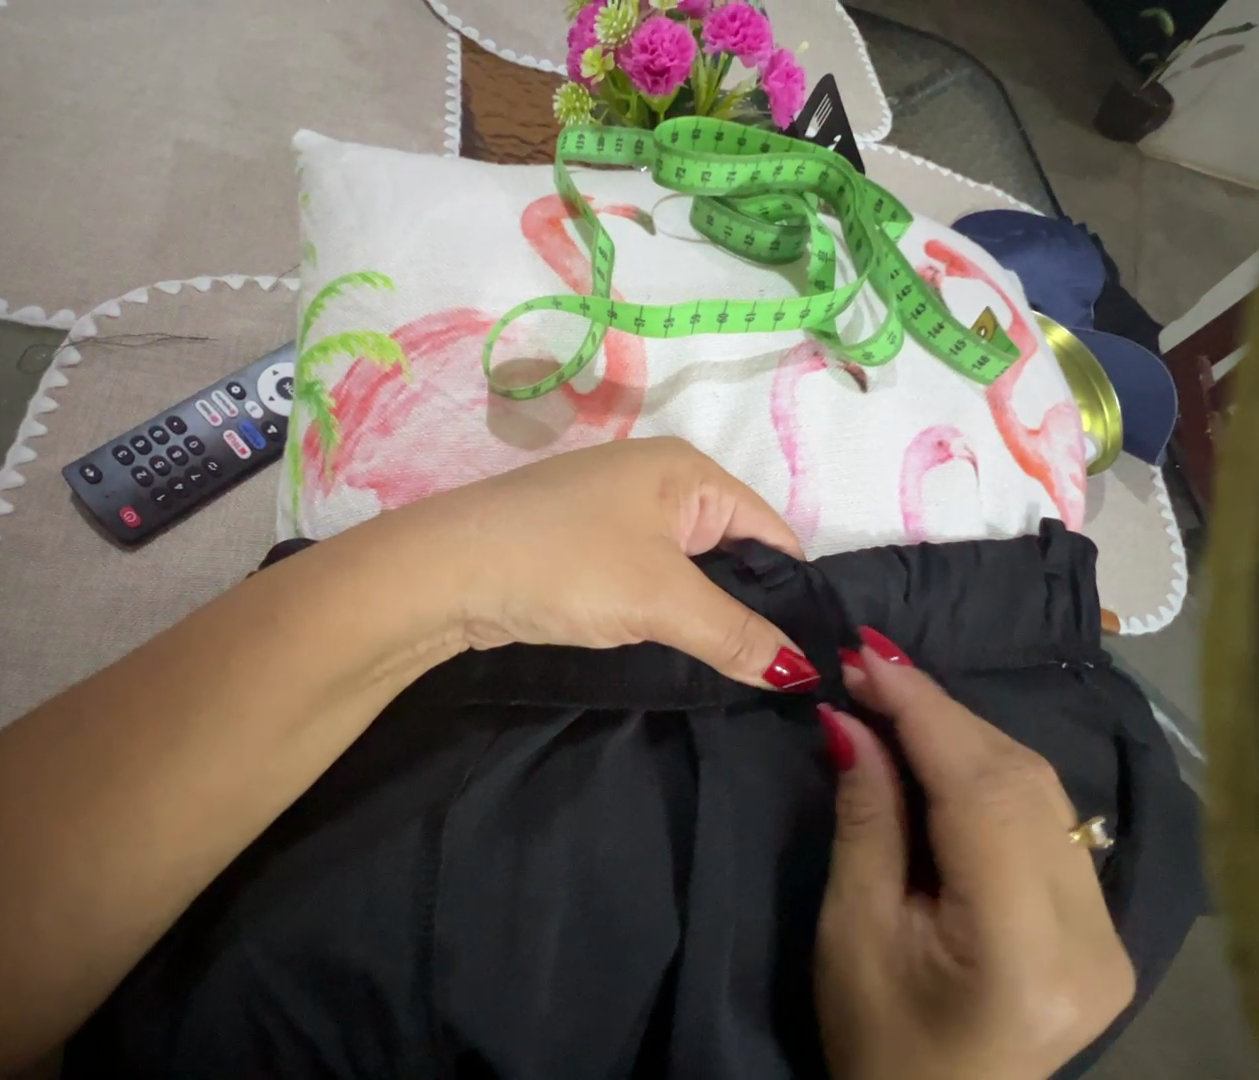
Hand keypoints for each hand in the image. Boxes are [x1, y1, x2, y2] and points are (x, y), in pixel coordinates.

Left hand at [388, 437, 817, 690]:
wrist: (444, 571)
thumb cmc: (565, 565)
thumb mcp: (661, 599)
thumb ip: (735, 634)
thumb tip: (804, 672)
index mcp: (687, 471)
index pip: (771, 532)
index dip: (794, 593)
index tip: (815, 660)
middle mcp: (657, 481)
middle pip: (732, 551)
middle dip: (752, 610)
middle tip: (781, 679)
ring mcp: (617, 514)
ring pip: (689, 571)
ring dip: (708, 617)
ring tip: (739, 676)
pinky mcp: (586, 547)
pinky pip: (650, 580)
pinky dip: (667, 614)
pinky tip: (681, 654)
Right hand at [813, 633, 1134, 1079]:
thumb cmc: (875, 1041)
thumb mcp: (850, 929)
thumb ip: (865, 817)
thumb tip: (849, 718)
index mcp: (1025, 950)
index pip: (981, 793)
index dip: (924, 711)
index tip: (866, 656)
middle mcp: (1092, 935)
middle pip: (1020, 779)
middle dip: (939, 710)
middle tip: (867, 667)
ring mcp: (1109, 930)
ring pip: (1039, 787)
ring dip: (961, 730)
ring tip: (892, 695)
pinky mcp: (1101, 923)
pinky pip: (1042, 815)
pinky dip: (985, 766)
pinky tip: (938, 744)